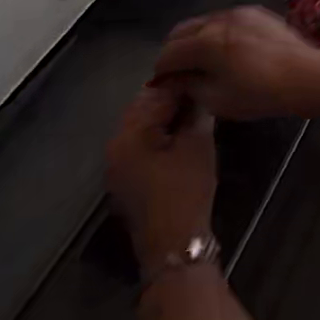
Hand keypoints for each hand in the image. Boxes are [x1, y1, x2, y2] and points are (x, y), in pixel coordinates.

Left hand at [106, 85, 217, 271]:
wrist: (173, 242)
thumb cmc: (186, 189)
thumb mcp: (198, 144)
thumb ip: (196, 114)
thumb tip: (199, 92)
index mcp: (129, 135)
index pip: (155, 95)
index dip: (181, 84)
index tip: (204, 78)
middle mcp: (115, 147)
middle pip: (142, 110)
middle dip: (171, 99)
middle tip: (202, 93)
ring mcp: (117, 166)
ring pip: (141, 127)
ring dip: (165, 117)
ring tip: (195, 112)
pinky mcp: (126, 180)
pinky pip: (141, 145)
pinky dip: (160, 135)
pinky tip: (182, 137)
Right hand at [149, 6, 319, 121]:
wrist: (307, 75)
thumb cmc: (261, 93)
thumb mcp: (217, 99)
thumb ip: (190, 86)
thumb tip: (176, 79)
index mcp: (205, 41)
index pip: (168, 53)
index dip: (162, 72)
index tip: (165, 84)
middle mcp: (220, 20)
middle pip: (182, 31)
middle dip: (176, 51)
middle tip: (181, 72)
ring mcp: (241, 13)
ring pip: (205, 23)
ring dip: (197, 40)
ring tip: (205, 62)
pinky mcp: (259, 14)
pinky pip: (228, 20)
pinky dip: (219, 33)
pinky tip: (229, 52)